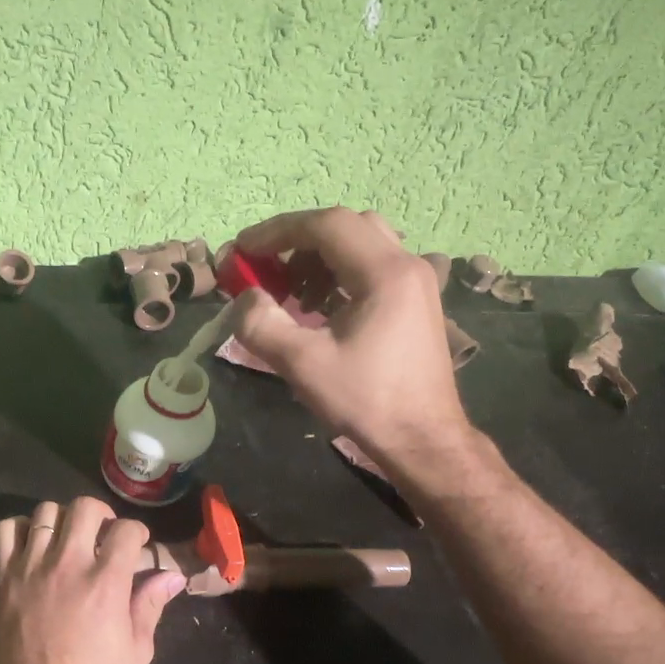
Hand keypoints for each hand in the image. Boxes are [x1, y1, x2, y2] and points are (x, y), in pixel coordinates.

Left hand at [0, 497, 185, 663]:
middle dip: (101, 515)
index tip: (135, 545)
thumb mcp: (135, 652)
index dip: (137, 532)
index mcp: (105, 582)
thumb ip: (151, 606)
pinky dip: (21, 528)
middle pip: (85, 508)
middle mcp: (68, 564)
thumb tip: (172, 577)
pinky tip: (34, 545)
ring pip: (46, 512)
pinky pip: (7, 529)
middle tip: (102, 535)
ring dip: (62, 520)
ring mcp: (31, 566)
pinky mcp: (3, 574)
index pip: (126, 529)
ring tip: (68, 540)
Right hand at [231, 207, 470, 464]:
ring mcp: (416, 283)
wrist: (422, 438)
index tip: (242, 251)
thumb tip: (244, 299)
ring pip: (360, 246)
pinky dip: (336, 277)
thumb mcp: (303, 365)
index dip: (277, 231)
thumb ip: (263, 325)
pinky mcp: (414, 303)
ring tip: (288, 295)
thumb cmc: (365, 401)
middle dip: (297, 243)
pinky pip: (371, 269)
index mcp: (384, 273)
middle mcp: (407, 265)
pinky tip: (316, 311)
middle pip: (346, 228)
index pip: (326, 225)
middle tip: (265, 270)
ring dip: (317, 260)